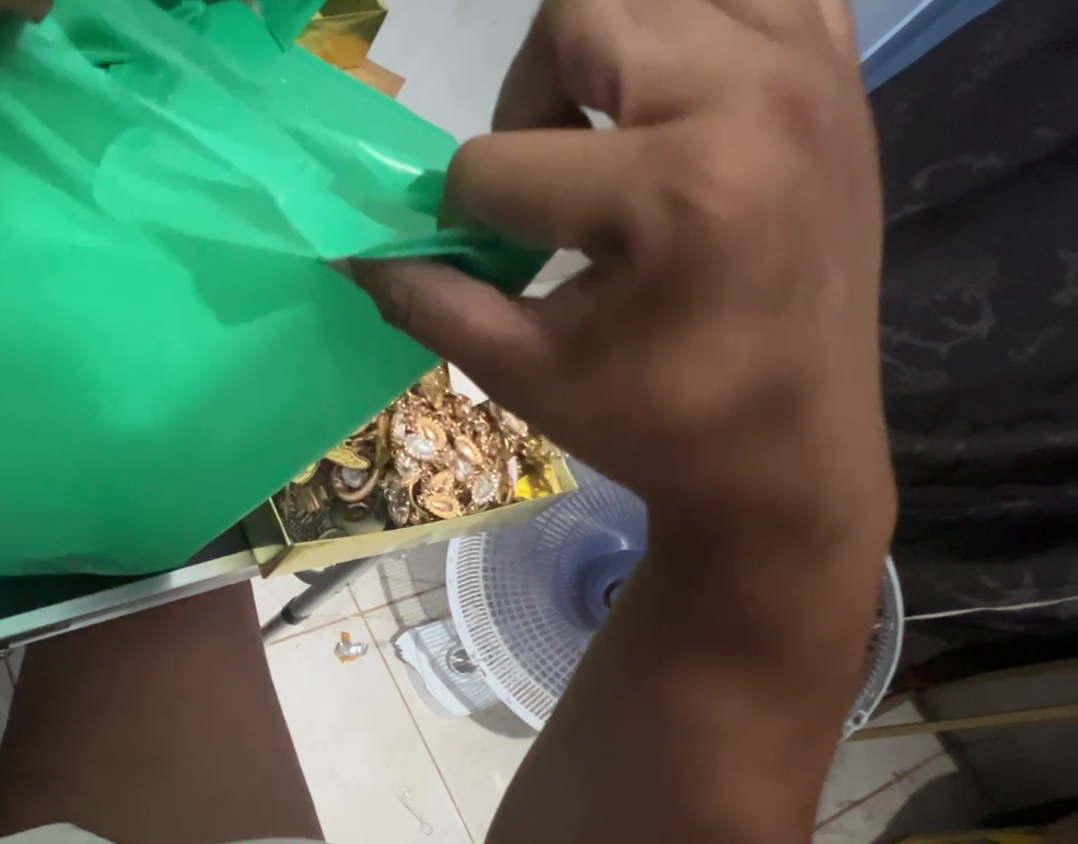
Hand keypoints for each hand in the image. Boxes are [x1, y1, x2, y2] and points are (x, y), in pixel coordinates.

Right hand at [351, 0, 891, 548]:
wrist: (788, 448)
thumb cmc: (649, 421)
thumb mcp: (518, 371)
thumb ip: (423, 302)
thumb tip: (355, 256)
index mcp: (669, 191)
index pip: (495, 161)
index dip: (461, 216)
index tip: (487, 264)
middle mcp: (750, 96)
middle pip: (578, 15)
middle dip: (525, 100)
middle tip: (540, 182)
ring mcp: (810, 70)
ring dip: (597, 54)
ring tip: (602, 142)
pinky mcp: (841, 70)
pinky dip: (683, 30)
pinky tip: (665, 109)